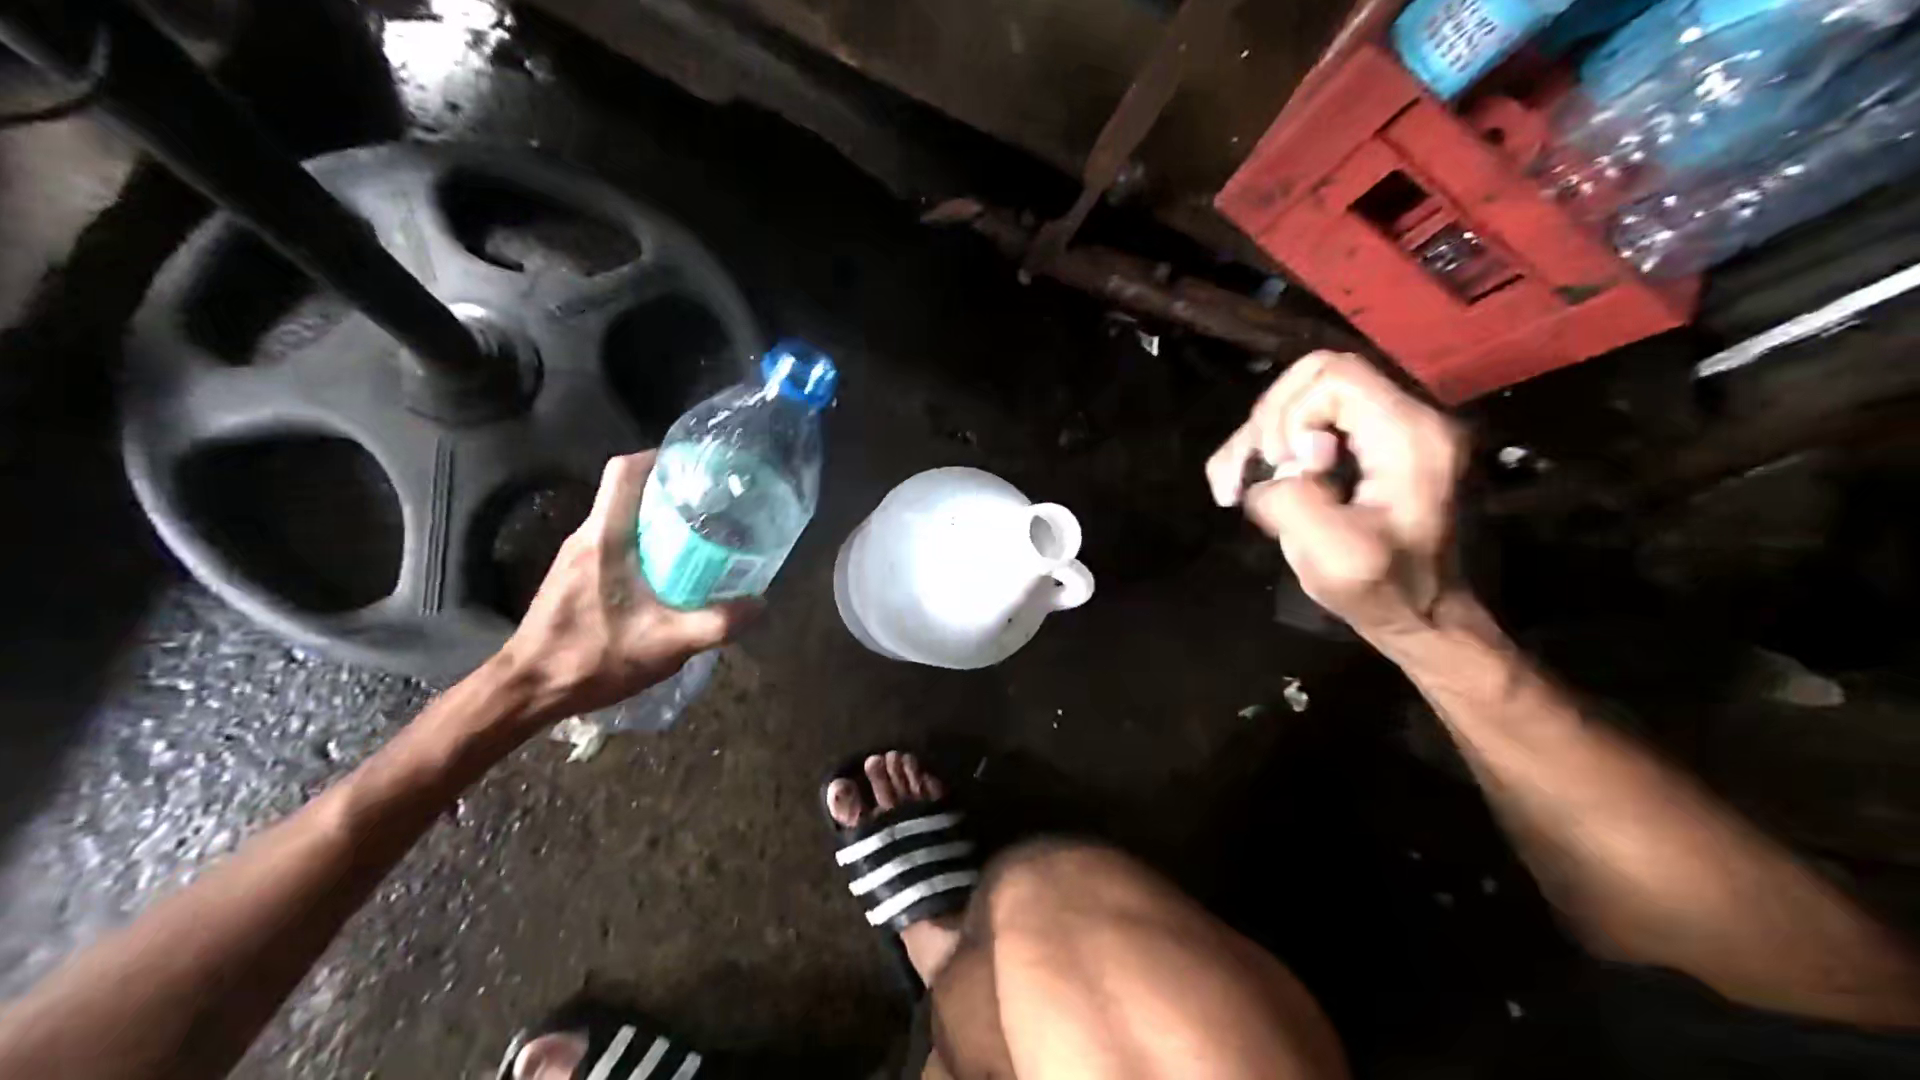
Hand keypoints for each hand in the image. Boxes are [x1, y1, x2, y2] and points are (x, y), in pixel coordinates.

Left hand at [492, 451, 758, 719]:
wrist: (529, 689)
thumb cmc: (591, 658)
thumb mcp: (665, 644)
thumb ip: (716, 624)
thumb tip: (760, 605)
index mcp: (605, 539)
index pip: (624, 472)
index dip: (658, 457)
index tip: (694, 465)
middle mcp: (586, 537)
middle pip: (627, 491)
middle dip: (668, 489)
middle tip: (711, 503)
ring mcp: (576, 556)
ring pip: (620, 517)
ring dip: (656, 518)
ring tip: (699, 535)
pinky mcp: (574, 576)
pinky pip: (613, 541)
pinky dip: (643, 543)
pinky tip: (668, 571)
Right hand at [1205, 351, 1469, 643]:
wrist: (1418, 614)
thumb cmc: (1383, 589)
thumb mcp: (1334, 555)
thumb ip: (1293, 500)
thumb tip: (1275, 472)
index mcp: (1407, 436)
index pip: (1332, 376)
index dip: (1291, 416)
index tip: (1292, 471)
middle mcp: (1403, 419)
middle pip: (1311, 376)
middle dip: (1268, 424)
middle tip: (1258, 475)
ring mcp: (1383, 431)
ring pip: (1298, 399)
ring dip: (1256, 440)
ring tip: (1233, 487)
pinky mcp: (1362, 448)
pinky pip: (1301, 423)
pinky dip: (1263, 450)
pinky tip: (1242, 485)